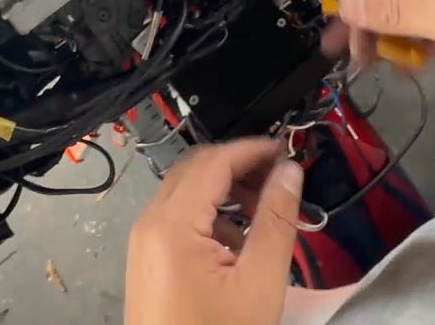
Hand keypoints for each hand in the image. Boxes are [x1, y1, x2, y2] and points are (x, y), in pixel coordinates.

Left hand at [125, 138, 303, 324]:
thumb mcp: (258, 285)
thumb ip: (276, 221)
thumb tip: (290, 171)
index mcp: (172, 223)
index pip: (215, 161)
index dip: (253, 150)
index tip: (287, 149)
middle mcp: (150, 222)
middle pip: (197, 169)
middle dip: (240, 166)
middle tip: (279, 176)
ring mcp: (144, 242)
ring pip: (187, 191)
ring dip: (226, 190)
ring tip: (265, 210)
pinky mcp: (147, 261)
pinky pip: (179, 218)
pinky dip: (211, 215)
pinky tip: (240, 241)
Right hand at [329, 0, 434, 73]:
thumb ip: (391, 11)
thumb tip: (345, 3)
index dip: (357, 3)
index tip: (341, 40)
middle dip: (376, 24)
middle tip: (358, 62)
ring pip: (418, 8)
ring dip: (401, 37)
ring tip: (390, 69)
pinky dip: (428, 39)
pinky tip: (418, 65)